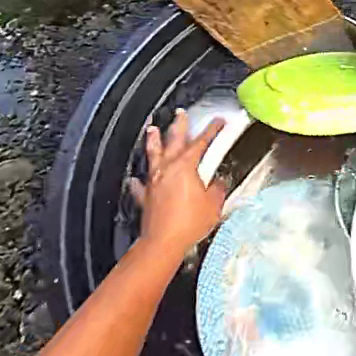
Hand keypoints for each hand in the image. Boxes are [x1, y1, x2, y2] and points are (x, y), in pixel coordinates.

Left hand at [130, 111, 228, 253]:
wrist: (163, 241)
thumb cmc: (189, 222)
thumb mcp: (213, 205)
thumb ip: (217, 190)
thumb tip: (219, 184)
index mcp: (186, 166)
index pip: (201, 142)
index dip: (212, 130)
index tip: (218, 121)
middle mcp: (167, 168)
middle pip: (173, 140)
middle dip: (178, 125)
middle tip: (180, 114)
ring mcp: (154, 181)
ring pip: (153, 154)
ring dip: (153, 141)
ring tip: (153, 130)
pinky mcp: (145, 196)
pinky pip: (140, 185)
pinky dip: (139, 181)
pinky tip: (136, 179)